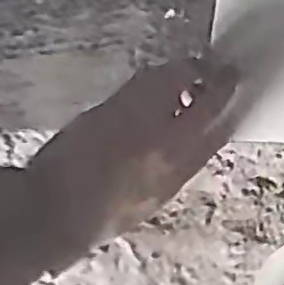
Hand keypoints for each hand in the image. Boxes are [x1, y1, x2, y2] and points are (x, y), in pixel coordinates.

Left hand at [0, 59, 239, 263]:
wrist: (50, 213)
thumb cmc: (106, 213)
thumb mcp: (160, 194)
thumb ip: (187, 160)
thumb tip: (207, 133)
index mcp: (176, 159)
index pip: (214, 114)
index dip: (227, 92)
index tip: (233, 81)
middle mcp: (157, 132)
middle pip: (194, 86)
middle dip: (208, 73)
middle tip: (215, 72)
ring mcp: (128, 113)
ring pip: (165, 77)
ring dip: (182, 72)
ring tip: (186, 80)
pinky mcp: (104, 107)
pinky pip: (141, 82)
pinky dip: (156, 80)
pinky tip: (156, 91)